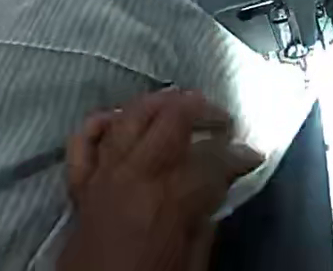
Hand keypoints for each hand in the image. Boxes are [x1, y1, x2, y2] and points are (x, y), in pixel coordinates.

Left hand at [57, 88, 263, 270]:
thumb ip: (204, 231)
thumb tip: (216, 198)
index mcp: (167, 201)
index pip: (211, 163)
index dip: (238, 157)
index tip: (253, 156)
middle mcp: (135, 175)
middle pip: (172, 120)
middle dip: (203, 110)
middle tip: (224, 120)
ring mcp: (104, 176)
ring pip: (132, 116)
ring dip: (159, 102)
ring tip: (181, 101)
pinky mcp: (79, 188)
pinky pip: (83, 141)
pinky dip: (100, 123)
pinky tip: (118, 117)